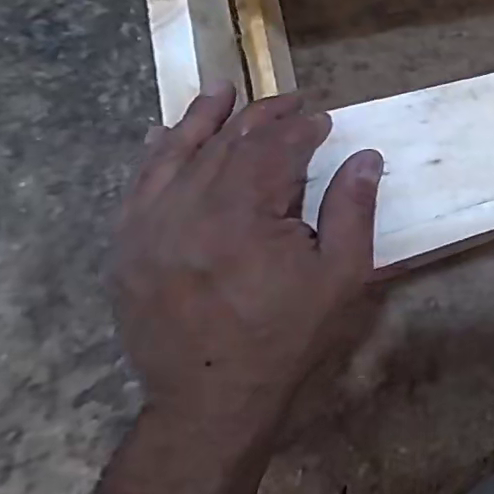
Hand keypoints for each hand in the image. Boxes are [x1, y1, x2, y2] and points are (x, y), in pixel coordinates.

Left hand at [109, 84, 383, 443]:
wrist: (208, 402)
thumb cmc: (284, 340)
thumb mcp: (339, 280)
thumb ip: (352, 211)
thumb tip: (366, 157)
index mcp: (244, 213)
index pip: (276, 148)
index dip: (303, 128)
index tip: (323, 120)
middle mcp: (190, 206)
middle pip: (230, 142)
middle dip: (264, 116)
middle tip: (290, 102)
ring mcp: (149, 223)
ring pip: (180, 151)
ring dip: (206, 117)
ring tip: (224, 90)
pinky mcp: (128, 244)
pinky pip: (140, 182)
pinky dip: (157, 152)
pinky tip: (165, 133)